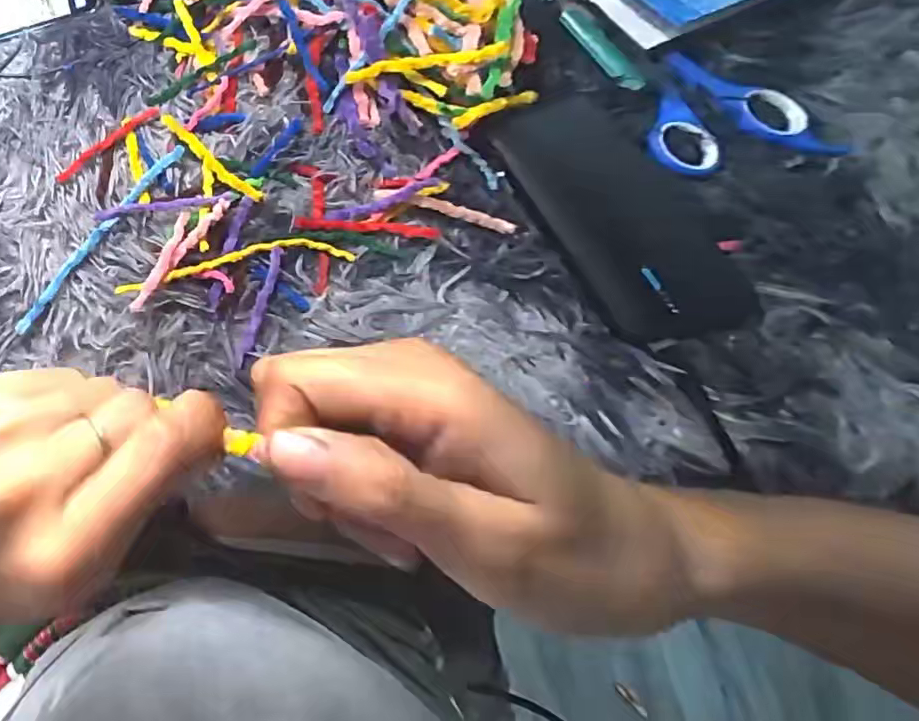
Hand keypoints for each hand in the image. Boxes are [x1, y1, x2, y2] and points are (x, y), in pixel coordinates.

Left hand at [0, 370, 224, 631]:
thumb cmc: (5, 575)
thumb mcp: (87, 570)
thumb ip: (145, 500)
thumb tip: (194, 429)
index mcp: (65, 542)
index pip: (156, 448)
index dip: (196, 424)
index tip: (205, 426)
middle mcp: (32, 474)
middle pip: (134, 406)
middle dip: (149, 422)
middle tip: (128, 449)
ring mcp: (3, 422)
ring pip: (102, 384)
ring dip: (107, 410)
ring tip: (75, 444)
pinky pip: (66, 376)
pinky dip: (72, 399)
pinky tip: (43, 429)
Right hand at [253, 340, 695, 634]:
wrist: (641, 550)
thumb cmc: (580, 558)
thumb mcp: (487, 543)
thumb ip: (381, 488)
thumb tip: (277, 448)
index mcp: (419, 382)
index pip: (289, 378)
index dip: (283, 442)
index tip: (329, 510)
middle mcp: (395, 360)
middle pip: (288, 386)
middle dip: (304, 462)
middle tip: (364, 523)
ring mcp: (395, 374)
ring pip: (304, 407)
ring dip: (327, 476)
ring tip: (392, 528)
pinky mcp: (395, 397)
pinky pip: (329, 422)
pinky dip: (342, 472)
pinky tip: (392, 511)